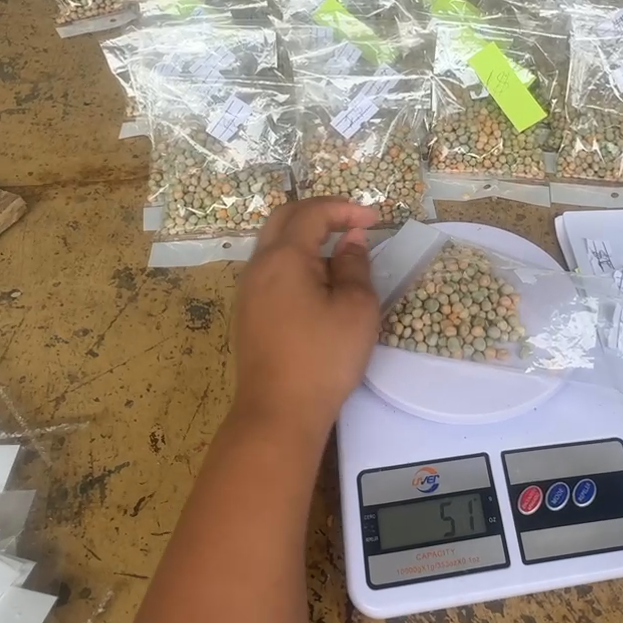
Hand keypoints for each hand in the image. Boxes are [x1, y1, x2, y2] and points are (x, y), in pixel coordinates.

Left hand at [230, 197, 380, 437]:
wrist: (278, 412)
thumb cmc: (323, 358)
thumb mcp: (356, 308)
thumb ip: (355, 265)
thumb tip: (350, 240)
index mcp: (283, 258)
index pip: (311, 213)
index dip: (344, 209)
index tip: (373, 219)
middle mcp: (258, 267)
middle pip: (284, 220)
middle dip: (320, 214)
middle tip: (352, 223)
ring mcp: (248, 291)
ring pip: (274, 245)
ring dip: (307, 239)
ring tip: (341, 257)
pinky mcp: (248, 313)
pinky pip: (271, 271)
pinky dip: (296, 262)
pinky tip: (320, 286)